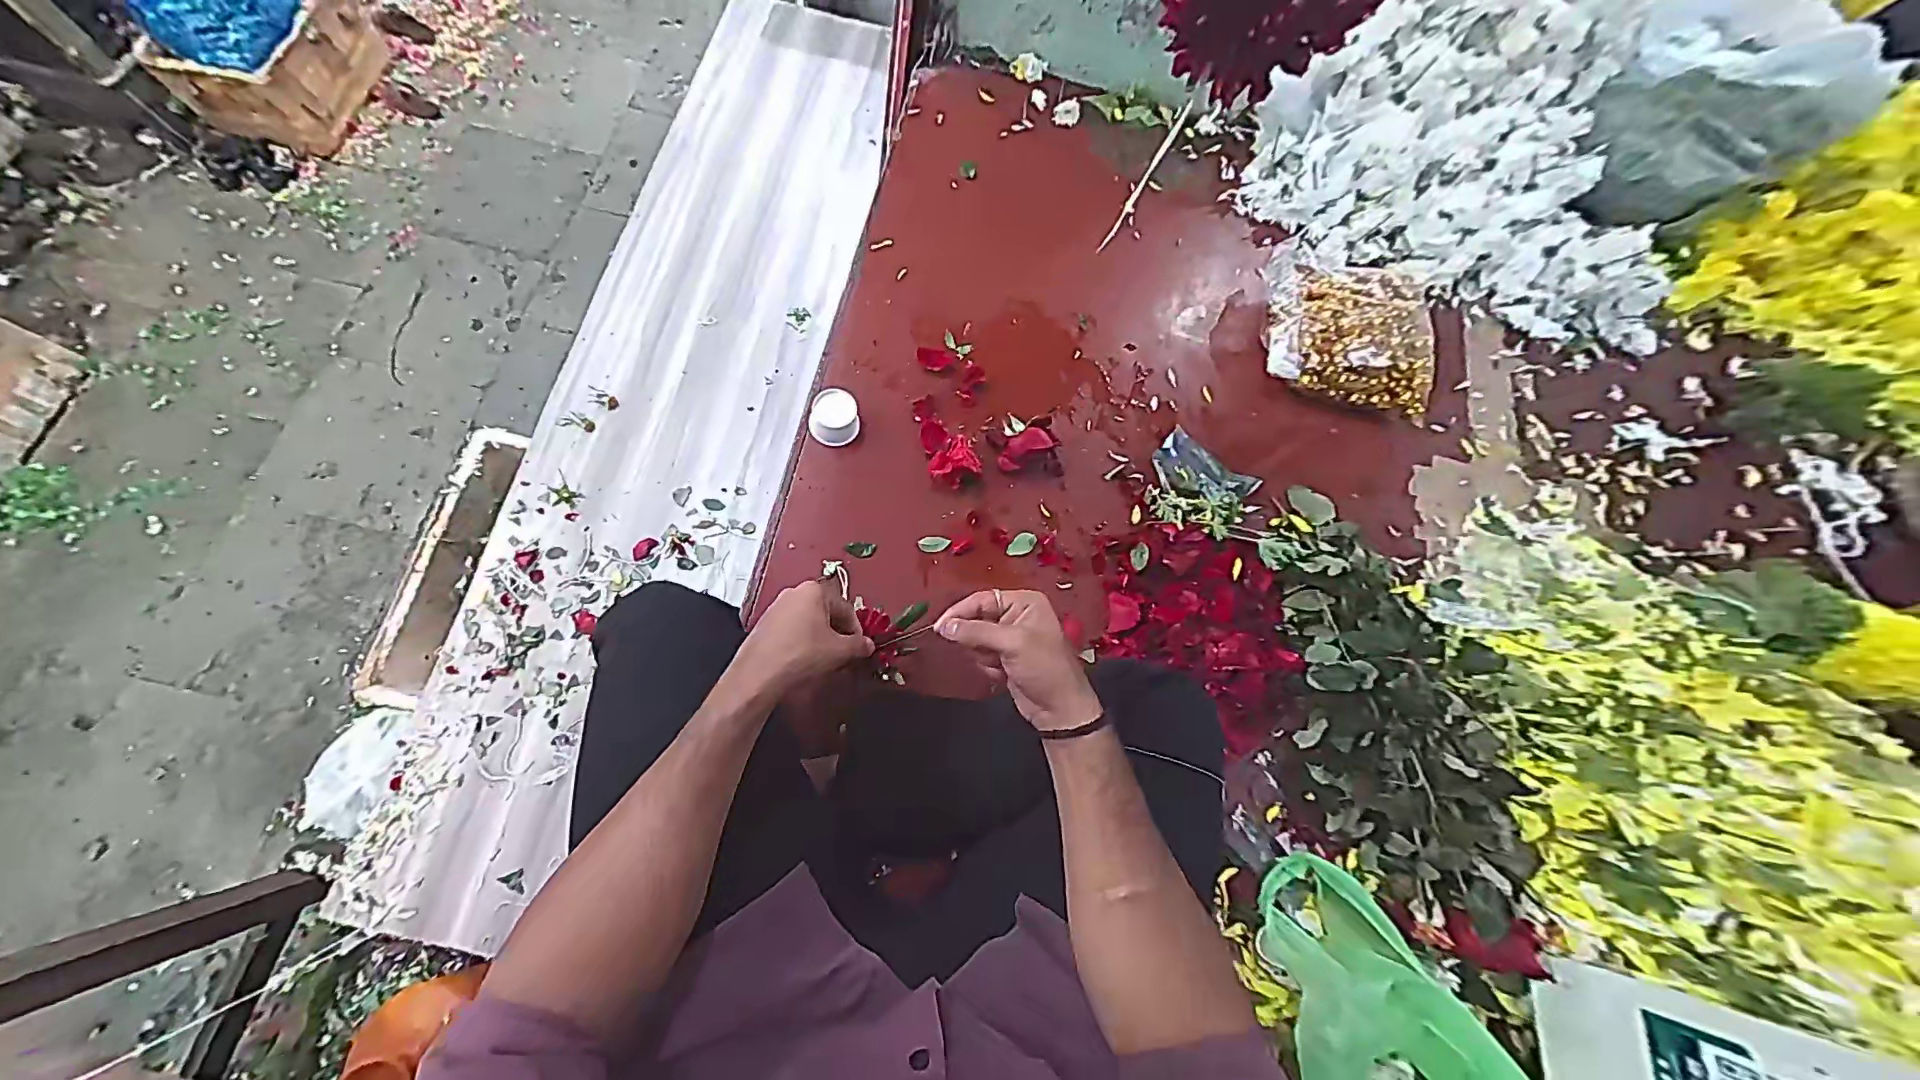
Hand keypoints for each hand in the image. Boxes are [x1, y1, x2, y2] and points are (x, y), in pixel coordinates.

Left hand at [734, 579, 874, 695]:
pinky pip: (792, 629)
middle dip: (838, 633)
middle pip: (826, 612)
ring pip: (809, 621)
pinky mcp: (765, 624)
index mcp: (814, 590)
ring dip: (821, 638)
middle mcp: (794, 593)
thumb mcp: (840, 651)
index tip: (860, 646)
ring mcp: (777, 607)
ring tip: (825, 659)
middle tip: (844, 653)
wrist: (759, 674)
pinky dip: (803, 641)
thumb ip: (859, 645)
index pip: (846, 608)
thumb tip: (866, 645)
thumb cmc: (801, 655)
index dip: (856, 630)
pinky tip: (804, 659)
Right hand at [937, 590, 1101, 732]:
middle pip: (976, 618)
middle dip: (975, 638)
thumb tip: (944, 626)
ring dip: (982, 654)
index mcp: (1024, 602)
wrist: (1058, 708)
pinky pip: (981, 654)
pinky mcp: (1005, 656)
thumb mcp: (1012, 643)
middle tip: (984, 652)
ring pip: (975, 638)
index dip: (960, 612)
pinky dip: (986, 665)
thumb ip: (976, 631)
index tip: (939, 627)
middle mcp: (1017, 615)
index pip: (982, 598)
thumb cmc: (1043, 668)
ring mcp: (1010, 637)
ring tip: (998, 664)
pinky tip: (1001, 674)